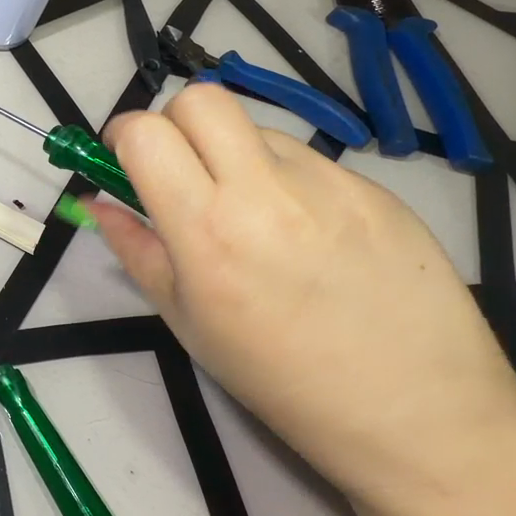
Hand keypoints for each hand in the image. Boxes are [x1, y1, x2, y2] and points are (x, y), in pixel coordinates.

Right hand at [89, 85, 515, 503]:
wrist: (421, 416)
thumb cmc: (279, 377)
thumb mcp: (185, 318)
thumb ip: (134, 247)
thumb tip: (94, 202)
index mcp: (208, 229)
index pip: (147, 132)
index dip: (125, 135)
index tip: (126, 159)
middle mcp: (267, 192)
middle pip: (201, 100)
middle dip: (175, 122)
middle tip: (181, 168)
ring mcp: (330, 186)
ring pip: (256, 130)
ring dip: (234, 154)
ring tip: (254, 214)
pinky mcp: (377, 192)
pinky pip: (309, 161)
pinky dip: (287, 181)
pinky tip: (308, 236)